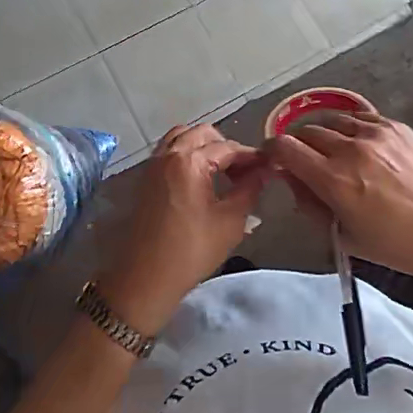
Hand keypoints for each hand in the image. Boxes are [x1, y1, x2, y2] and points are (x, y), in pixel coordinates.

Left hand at [97, 124, 264, 333]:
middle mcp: (168, 155)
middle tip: (244, 171)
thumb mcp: (230, 221)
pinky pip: (169, 152)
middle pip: (202, 133)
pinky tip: (201, 178)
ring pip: (182, 138)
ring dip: (204, 146)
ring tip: (222, 171)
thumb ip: (249, 189)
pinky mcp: (145, 179)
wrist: (144, 279)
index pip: (228, 147)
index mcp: (189, 161)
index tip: (267, 167)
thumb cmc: (191, 251)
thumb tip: (262, 172)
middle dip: (227, 146)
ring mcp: (152, 165)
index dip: (251, 156)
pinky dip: (187, 154)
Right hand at [268, 113, 412, 289]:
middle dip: (297, 145)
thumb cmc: (396, 245)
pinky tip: (357, 145)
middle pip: (306, 131)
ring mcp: (376, 134)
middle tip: (303, 161)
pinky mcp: (396, 127)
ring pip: (331, 120)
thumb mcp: (343, 235)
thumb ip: (310, 205)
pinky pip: (360, 117)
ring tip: (331, 152)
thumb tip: (292, 180)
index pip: (285, 148)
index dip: (272, 151)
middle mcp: (352, 150)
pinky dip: (349, 128)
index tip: (272, 158)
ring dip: (323, 134)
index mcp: (335, 180)